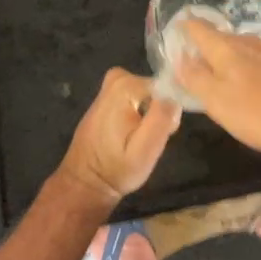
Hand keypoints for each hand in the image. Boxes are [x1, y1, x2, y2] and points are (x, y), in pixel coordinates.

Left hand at [54, 68, 181, 209]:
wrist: (86, 181)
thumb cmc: (116, 168)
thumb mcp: (145, 150)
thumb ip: (162, 118)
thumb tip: (174, 96)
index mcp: (125, 85)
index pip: (167, 90)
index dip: (167, 114)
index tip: (159, 135)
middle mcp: (117, 78)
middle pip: (157, 91)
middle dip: (158, 115)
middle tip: (147, 140)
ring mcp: (111, 85)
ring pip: (149, 97)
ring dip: (149, 118)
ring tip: (138, 140)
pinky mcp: (109, 96)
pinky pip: (138, 100)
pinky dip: (139, 116)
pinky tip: (129, 135)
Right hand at [174, 19, 260, 156]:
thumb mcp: (220, 102)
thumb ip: (196, 79)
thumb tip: (178, 59)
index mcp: (225, 48)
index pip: (197, 27)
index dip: (181, 28)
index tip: (170, 32)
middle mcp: (246, 42)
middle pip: (216, 39)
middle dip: (200, 49)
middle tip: (186, 68)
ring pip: (235, 51)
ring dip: (221, 62)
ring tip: (212, 81)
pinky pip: (252, 62)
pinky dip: (240, 70)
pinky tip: (244, 89)